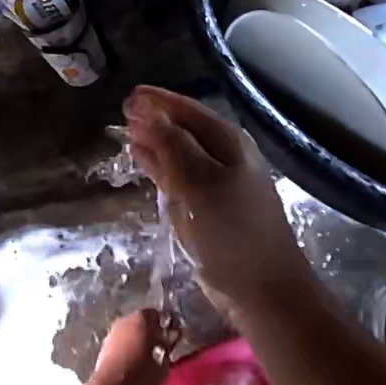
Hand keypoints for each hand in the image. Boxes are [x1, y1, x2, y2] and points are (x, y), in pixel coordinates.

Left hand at [91, 308, 176, 384]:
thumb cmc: (142, 374)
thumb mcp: (163, 364)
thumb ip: (168, 349)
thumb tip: (169, 343)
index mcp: (142, 318)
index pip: (158, 316)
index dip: (165, 327)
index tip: (171, 339)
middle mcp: (126, 319)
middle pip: (142, 323)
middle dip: (151, 335)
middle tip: (160, 350)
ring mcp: (113, 331)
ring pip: (130, 334)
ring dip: (138, 343)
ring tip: (146, 362)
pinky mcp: (105, 344)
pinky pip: (121, 344)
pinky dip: (127, 351)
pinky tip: (133, 366)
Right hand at [123, 86, 315, 312]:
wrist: (261, 288)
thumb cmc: (233, 231)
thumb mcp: (200, 183)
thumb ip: (173, 145)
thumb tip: (146, 111)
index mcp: (229, 144)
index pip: (189, 111)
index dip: (160, 102)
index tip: (130, 96)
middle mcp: (225, 157)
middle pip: (185, 129)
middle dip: (156, 119)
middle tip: (124, 112)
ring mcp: (216, 183)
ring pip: (180, 152)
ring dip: (155, 141)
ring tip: (128, 132)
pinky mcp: (207, 207)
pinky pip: (178, 176)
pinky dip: (160, 166)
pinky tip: (143, 160)